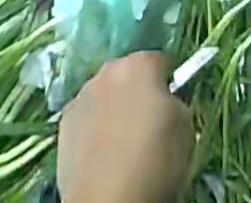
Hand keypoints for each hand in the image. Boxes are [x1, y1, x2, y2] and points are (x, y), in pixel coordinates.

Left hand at [58, 52, 192, 202]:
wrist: (106, 199)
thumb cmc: (154, 159)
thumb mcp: (186, 126)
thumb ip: (176, 102)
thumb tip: (166, 103)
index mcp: (141, 64)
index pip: (161, 62)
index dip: (168, 83)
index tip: (171, 106)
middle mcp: (109, 70)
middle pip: (129, 73)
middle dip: (138, 91)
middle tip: (146, 124)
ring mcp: (83, 94)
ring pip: (105, 93)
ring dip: (113, 106)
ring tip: (121, 142)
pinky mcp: (64, 121)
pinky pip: (86, 115)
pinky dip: (93, 126)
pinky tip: (101, 152)